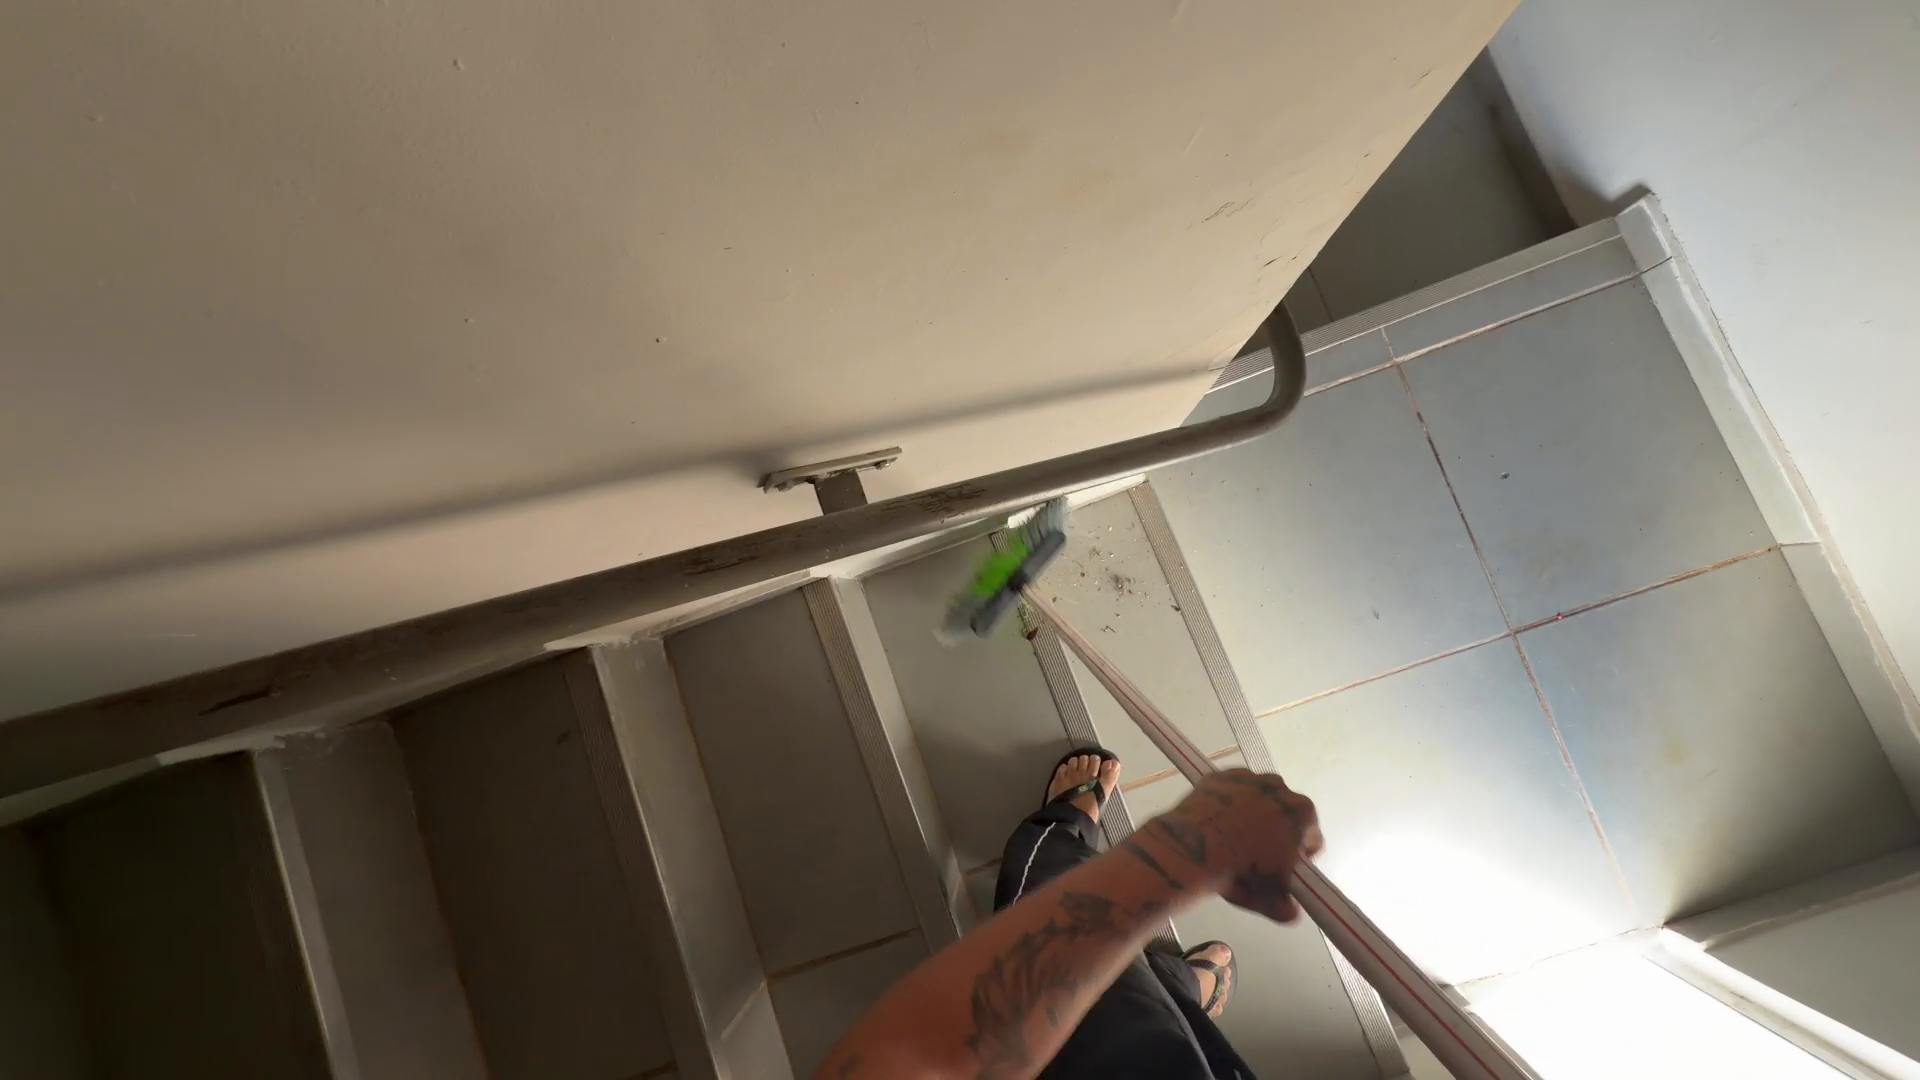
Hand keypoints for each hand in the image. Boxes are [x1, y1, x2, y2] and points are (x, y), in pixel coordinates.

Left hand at [1131, 769, 1322, 922]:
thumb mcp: (1269, 897)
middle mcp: (1279, 787)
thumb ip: (1285, 907)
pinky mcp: (1219, 775)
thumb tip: (1289, 913)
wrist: (1194, 847)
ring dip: (1252, 814)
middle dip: (1276, 833)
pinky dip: (1227, 802)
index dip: (1300, 856)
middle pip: (1284, 815)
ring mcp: (1247, 778)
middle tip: (1257, 855)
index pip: (1311, 838)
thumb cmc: (1240, 870)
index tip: (1284, 867)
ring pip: (1258, 799)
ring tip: (1235, 838)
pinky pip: (1230, 790)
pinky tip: (1218, 821)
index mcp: (1302, 813)